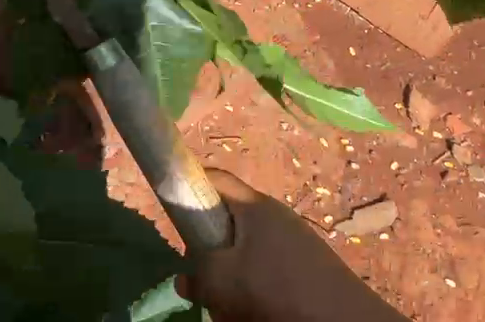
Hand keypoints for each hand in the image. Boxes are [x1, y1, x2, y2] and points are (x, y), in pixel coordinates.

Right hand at [189, 168, 406, 321]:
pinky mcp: (311, 277)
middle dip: (210, 254)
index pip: (213, 177)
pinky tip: (252, 319)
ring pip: (247, 257)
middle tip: (201, 280)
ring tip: (227, 311)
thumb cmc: (282, 291)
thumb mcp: (224, 281)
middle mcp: (276, 219)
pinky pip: (270, 278)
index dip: (188, 187)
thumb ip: (196, 276)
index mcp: (255, 206)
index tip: (173, 214)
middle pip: (228, 224)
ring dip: (232, 283)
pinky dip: (256, 296)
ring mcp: (296, 248)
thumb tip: (183, 281)